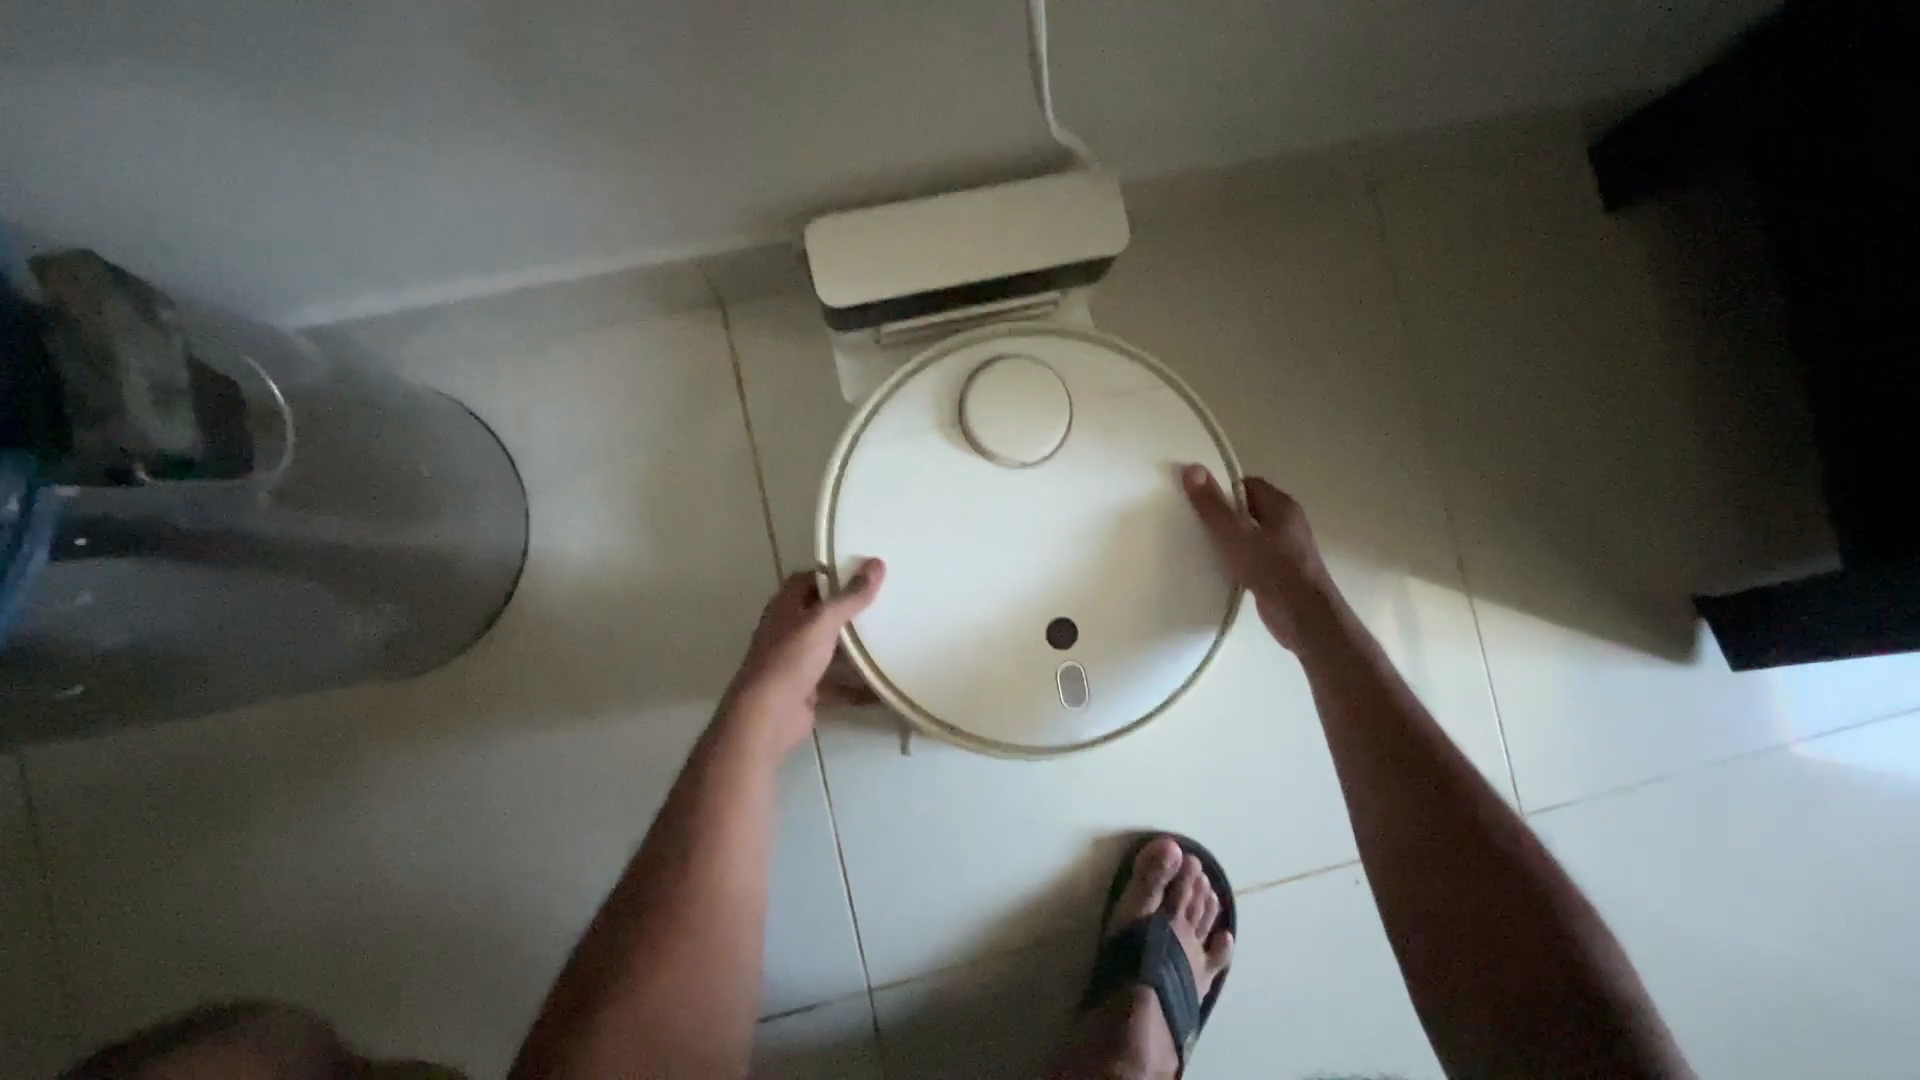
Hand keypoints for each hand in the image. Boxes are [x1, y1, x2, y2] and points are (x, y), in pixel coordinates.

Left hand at [720, 559, 886, 758]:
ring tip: (890, 641)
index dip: (833, 574)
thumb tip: (876, 564)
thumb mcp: (822, 622)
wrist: (767, 717)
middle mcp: (788, 631)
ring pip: (830, 650)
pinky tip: (882, 688)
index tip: (864, 574)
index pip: (808, 580)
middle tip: (884, 604)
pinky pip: (837, 684)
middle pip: (822, 615)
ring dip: (855, 650)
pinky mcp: (806, 691)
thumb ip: (850, 596)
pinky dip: (857, 687)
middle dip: (850, 612)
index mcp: (785, 608)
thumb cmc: (790, 660)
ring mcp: (796, 663)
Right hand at [1183, 464, 1328, 650]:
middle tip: (1191, 521)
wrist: (1302, 616)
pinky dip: (1234, 560)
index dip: (1221, 488)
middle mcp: (1287, 523)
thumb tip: (1192, 469)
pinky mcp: (1279, 573)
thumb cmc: (1271, 568)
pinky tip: (1215, 569)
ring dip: (1227, 540)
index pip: (1247, 485)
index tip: (1196, 498)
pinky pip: (1251, 558)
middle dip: (1221, 514)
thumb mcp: (1235, 534)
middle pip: (1247, 510)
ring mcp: (1285, 550)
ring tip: (1197, 545)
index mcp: (1281, 506)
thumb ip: (1212, 505)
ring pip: (1249, 536)